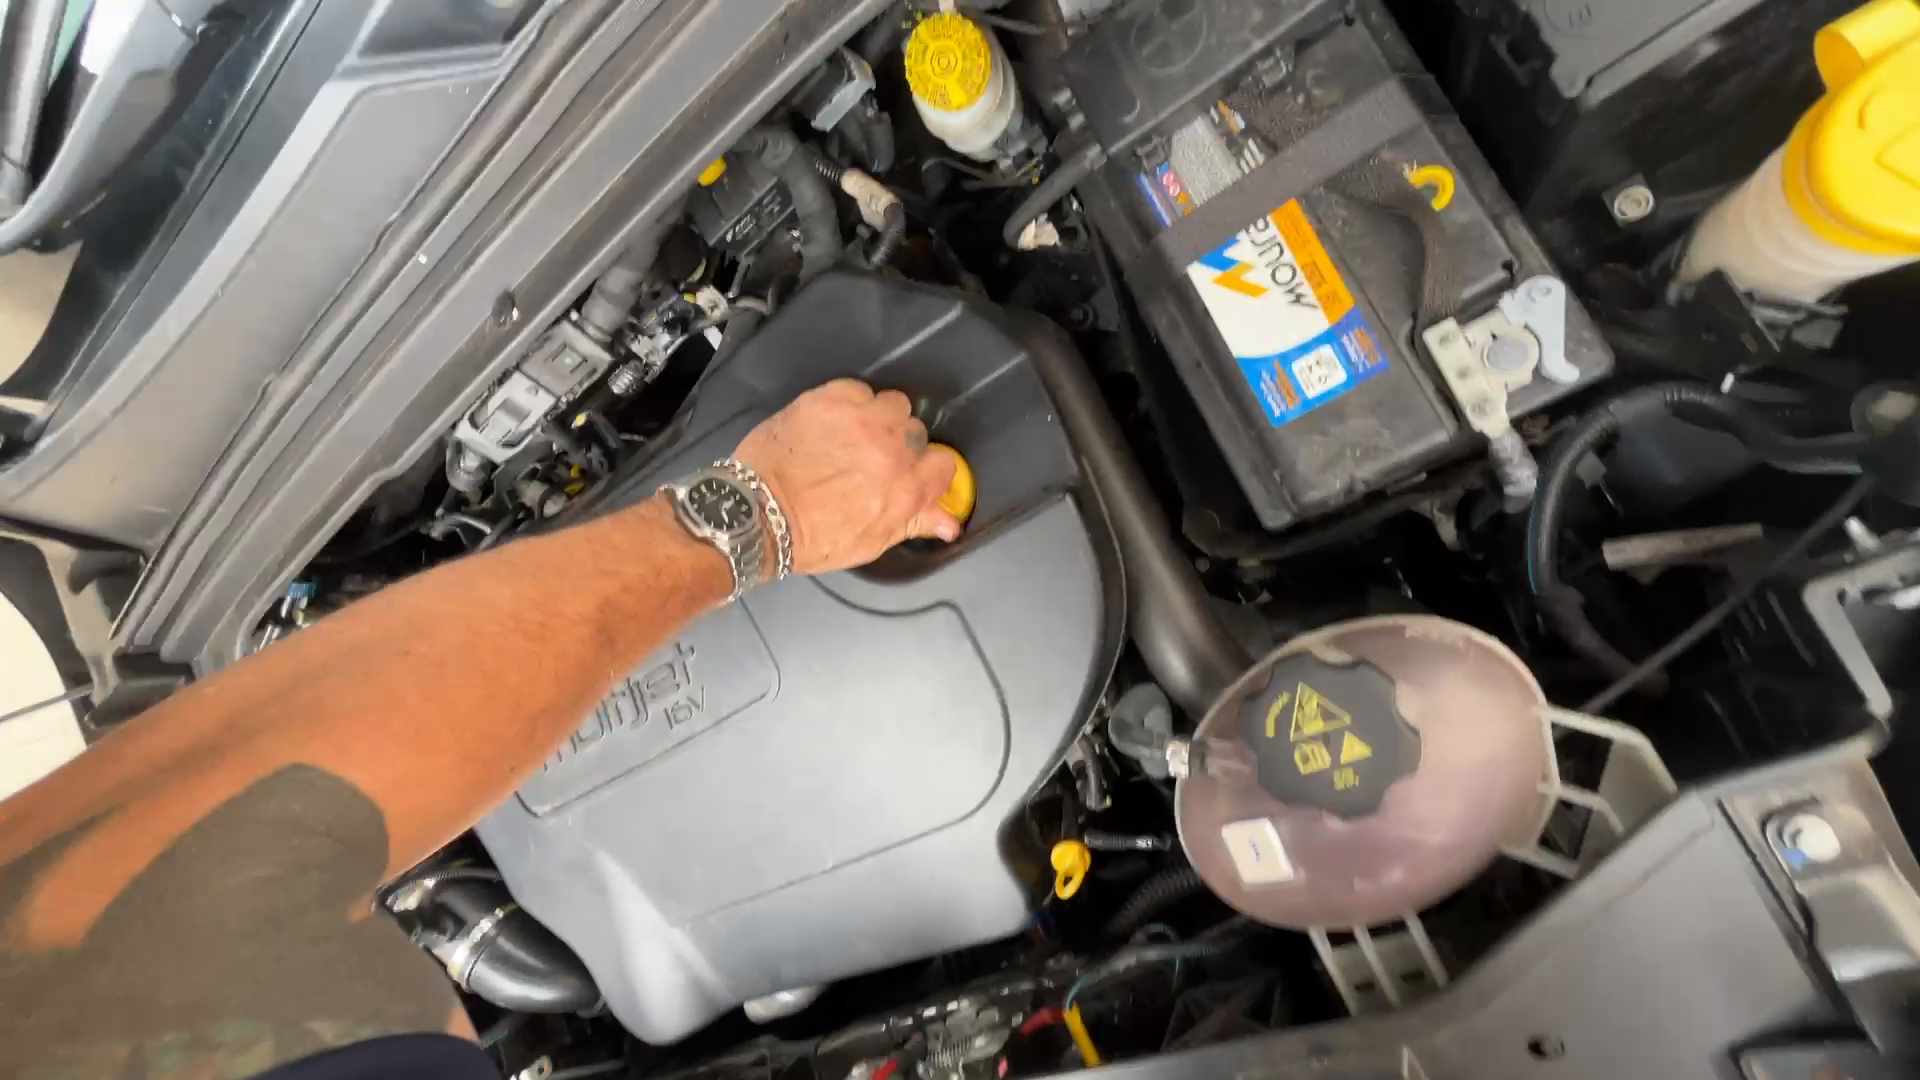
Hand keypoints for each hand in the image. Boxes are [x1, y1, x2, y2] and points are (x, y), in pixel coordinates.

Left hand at [733, 379, 961, 575]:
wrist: (756, 516)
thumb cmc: (815, 538)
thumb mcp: (873, 541)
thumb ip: (916, 522)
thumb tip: (952, 523)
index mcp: (906, 489)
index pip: (944, 463)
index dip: (926, 470)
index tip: (909, 474)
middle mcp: (891, 450)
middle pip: (917, 430)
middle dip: (900, 443)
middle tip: (871, 458)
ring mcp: (860, 421)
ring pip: (893, 403)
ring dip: (879, 416)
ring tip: (854, 434)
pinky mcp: (829, 400)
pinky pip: (858, 388)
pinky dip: (850, 401)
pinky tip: (832, 421)